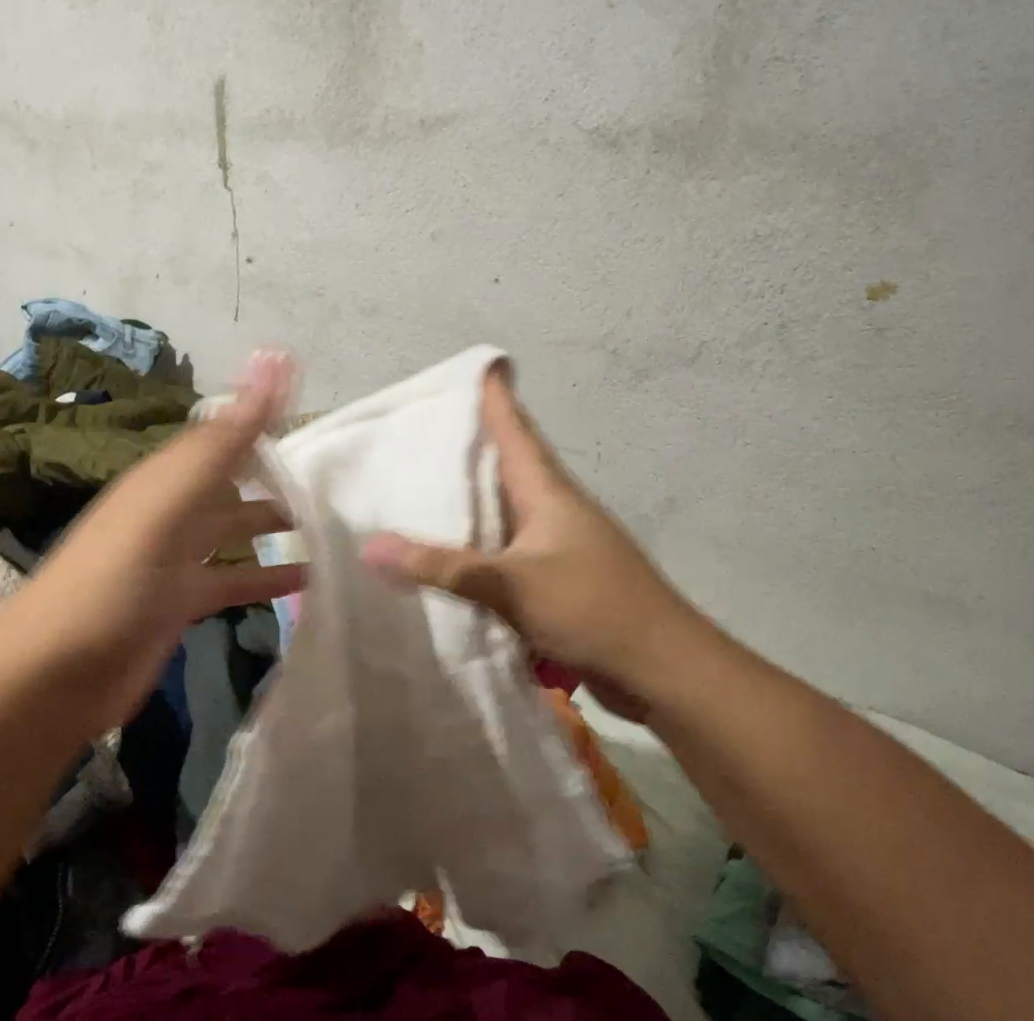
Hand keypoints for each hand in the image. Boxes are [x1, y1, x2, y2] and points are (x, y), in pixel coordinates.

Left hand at [0, 351, 305, 735]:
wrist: (54, 675)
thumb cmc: (113, 581)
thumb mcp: (168, 502)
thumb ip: (223, 439)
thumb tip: (276, 354)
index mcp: (164, 479)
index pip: (223, 436)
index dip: (267, 424)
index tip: (322, 423)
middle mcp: (169, 512)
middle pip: (230, 484)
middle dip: (276, 479)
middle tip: (337, 482)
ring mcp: (173, 562)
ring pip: (232, 533)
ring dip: (273, 528)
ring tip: (332, 528)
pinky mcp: (178, 607)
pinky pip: (231, 582)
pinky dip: (265, 579)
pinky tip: (306, 582)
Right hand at [359, 367, 703, 717]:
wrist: (663, 669)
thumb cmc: (591, 607)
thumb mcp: (509, 584)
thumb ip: (442, 566)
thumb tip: (370, 546)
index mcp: (548, 493)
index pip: (517, 431)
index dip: (497, 398)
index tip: (479, 364)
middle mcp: (555, 511)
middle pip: (510, 465)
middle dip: (473, 444)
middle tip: (426, 427)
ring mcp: (561, 547)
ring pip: (507, 510)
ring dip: (474, 498)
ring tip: (427, 485)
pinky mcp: (561, 582)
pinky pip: (508, 550)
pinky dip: (479, 545)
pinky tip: (453, 556)